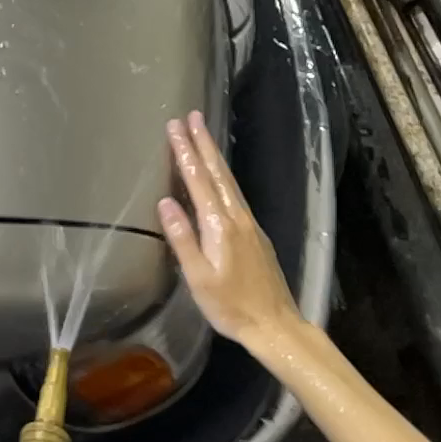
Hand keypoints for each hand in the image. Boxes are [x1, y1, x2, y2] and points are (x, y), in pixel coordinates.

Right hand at [156, 111, 301, 347]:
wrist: (275, 326)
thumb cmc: (230, 305)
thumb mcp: (198, 277)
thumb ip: (182, 238)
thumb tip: (165, 201)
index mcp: (219, 225)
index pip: (198, 180)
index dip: (186, 152)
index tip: (175, 126)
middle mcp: (236, 217)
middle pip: (217, 172)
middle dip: (203, 142)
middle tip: (192, 115)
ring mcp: (249, 223)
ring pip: (228, 180)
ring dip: (213, 155)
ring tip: (202, 133)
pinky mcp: (254, 232)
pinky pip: (234, 192)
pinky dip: (222, 174)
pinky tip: (218, 173)